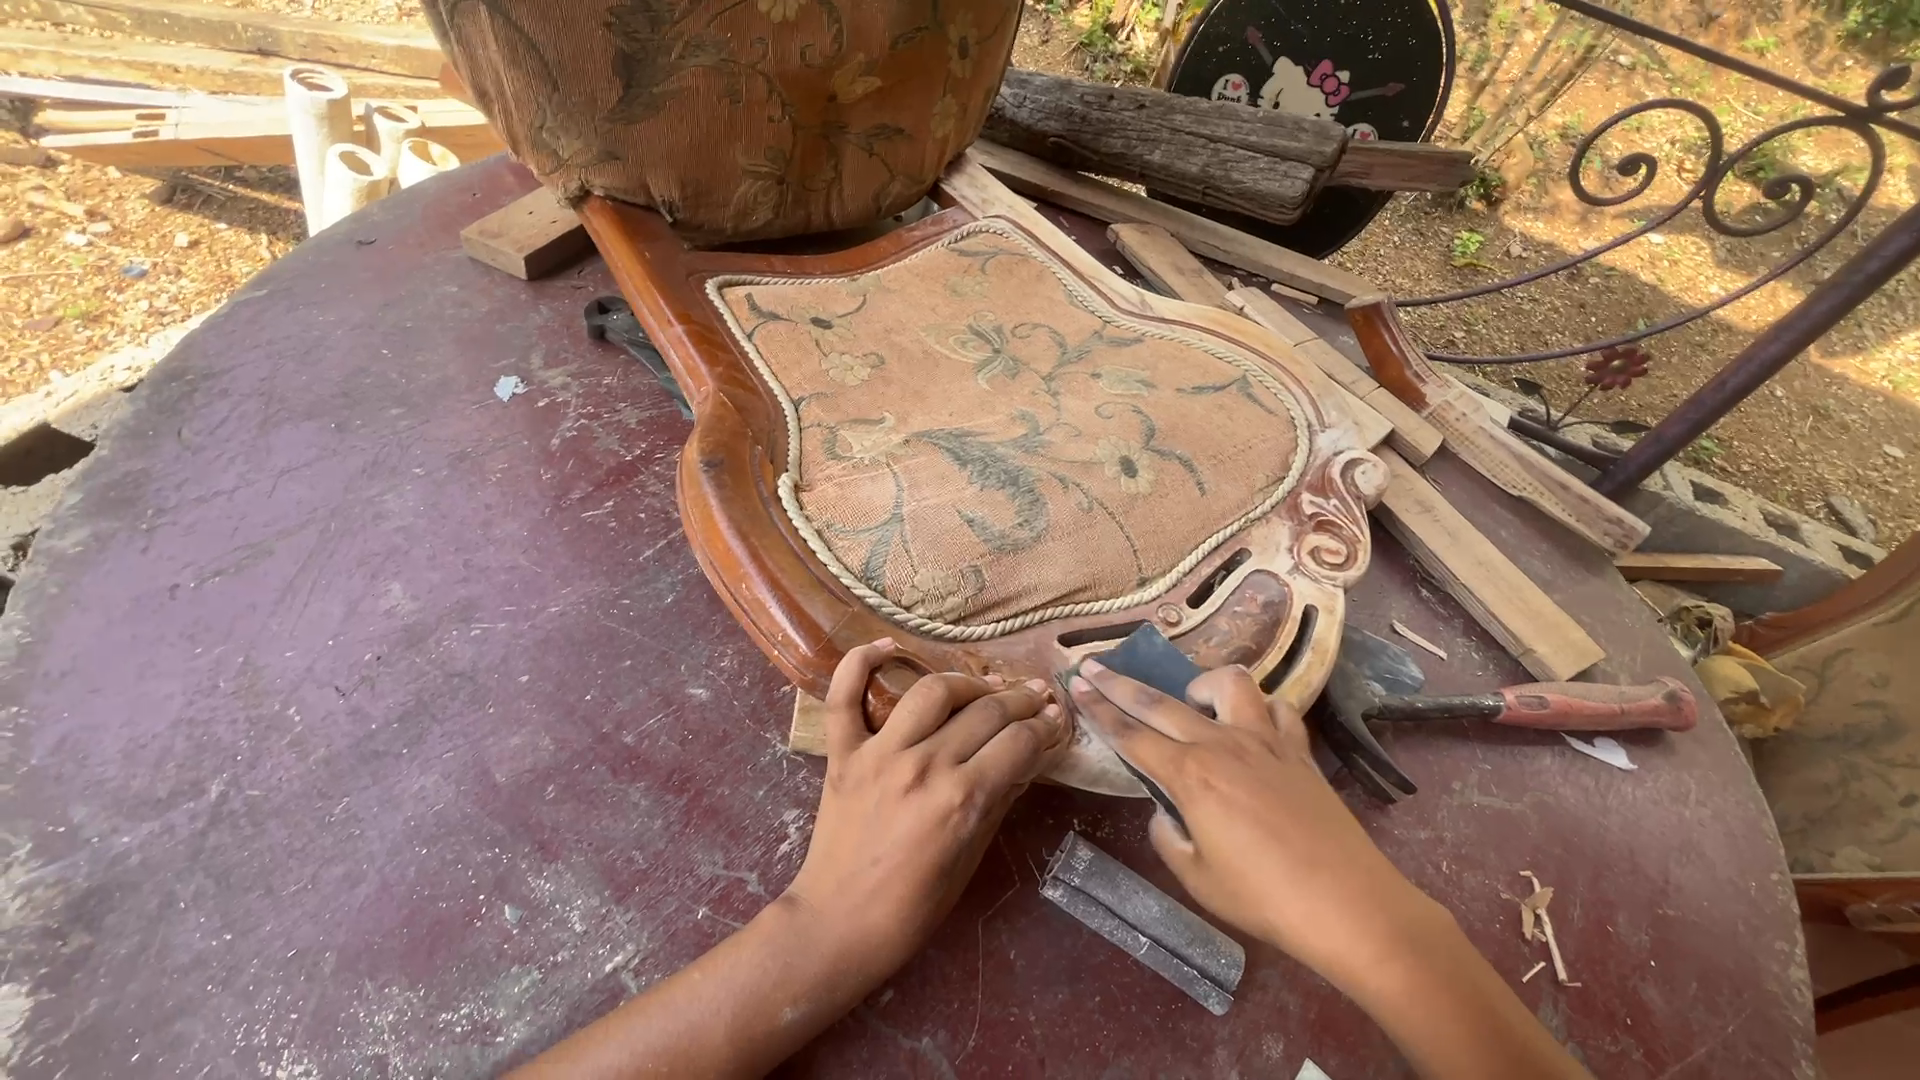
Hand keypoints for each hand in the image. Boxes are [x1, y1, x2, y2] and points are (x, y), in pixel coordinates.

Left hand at [783, 639, 1070, 978]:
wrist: (841, 923)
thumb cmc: (916, 904)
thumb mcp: (973, 856)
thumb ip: (999, 798)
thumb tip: (1028, 757)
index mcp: (963, 798)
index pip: (1020, 743)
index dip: (1046, 727)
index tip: (1057, 719)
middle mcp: (926, 765)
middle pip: (986, 712)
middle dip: (1021, 701)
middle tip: (1035, 697)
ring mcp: (880, 753)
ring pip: (933, 691)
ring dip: (967, 681)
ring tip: (985, 686)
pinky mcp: (842, 753)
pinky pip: (844, 696)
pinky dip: (859, 663)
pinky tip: (885, 646)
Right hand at [1067, 660, 1441, 978]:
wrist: (1347, 904)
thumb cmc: (1263, 898)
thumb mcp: (1196, 877)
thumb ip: (1167, 835)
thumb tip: (1165, 810)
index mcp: (1190, 776)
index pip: (1130, 734)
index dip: (1098, 708)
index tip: (1076, 683)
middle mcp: (1222, 745)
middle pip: (1160, 702)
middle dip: (1120, 682)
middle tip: (1094, 666)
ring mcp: (1265, 742)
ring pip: (1230, 683)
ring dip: (1202, 684)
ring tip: (1193, 702)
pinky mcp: (1300, 751)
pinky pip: (1278, 709)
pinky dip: (1260, 709)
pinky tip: (1252, 726)